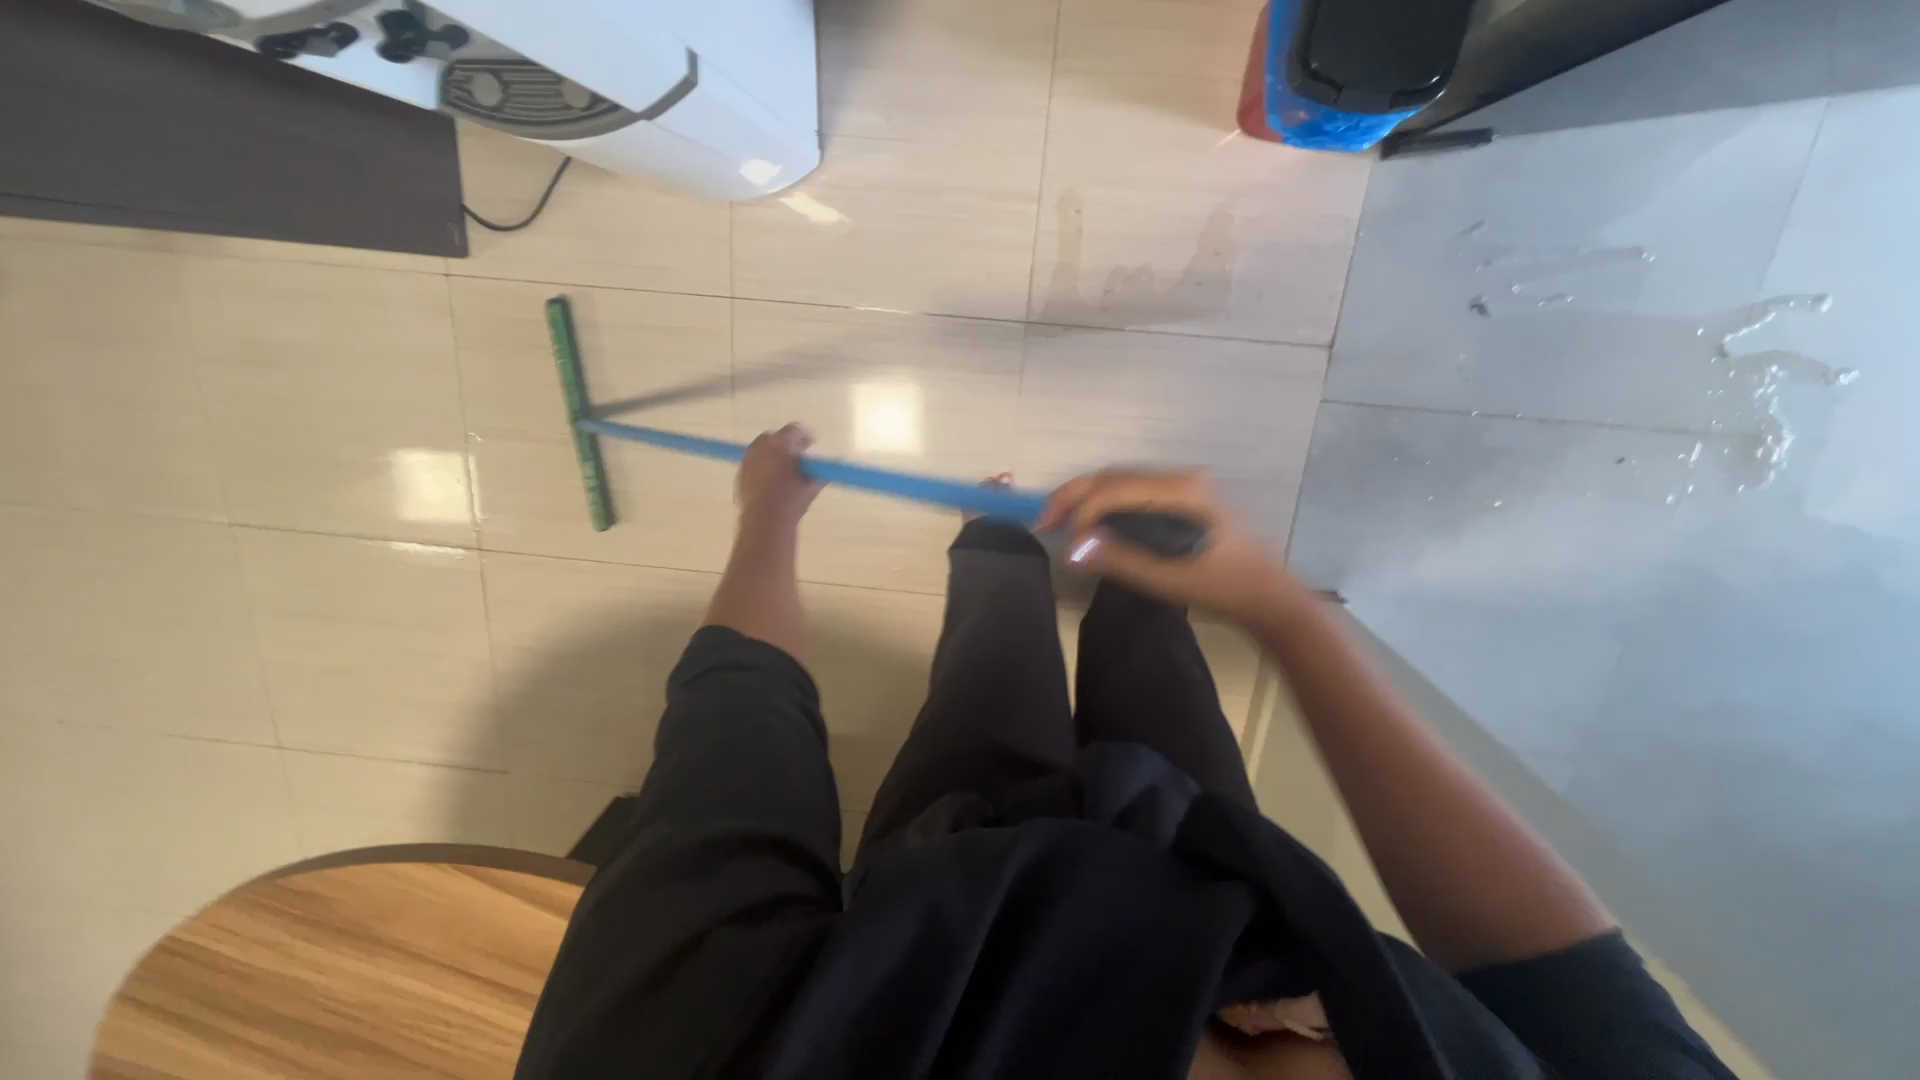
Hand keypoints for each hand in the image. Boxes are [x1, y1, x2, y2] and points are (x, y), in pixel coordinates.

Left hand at [736, 423, 822, 525]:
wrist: (765, 520)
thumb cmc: (791, 500)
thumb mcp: (812, 485)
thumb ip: (818, 472)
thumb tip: (823, 469)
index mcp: (781, 444)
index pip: (794, 430)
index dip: (805, 436)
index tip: (811, 443)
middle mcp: (761, 447)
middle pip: (773, 437)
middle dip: (785, 443)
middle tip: (796, 455)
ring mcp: (747, 461)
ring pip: (760, 450)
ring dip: (771, 455)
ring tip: (782, 469)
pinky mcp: (740, 475)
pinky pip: (752, 465)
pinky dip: (761, 468)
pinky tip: (769, 482)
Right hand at [1039, 468, 1303, 623]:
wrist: (1266, 593)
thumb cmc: (1220, 587)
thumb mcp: (1165, 578)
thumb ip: (1118, 558)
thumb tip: (1072, 549)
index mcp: (1179, 492)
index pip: (1112, 489)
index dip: (1081, 513)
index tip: (1064, 543)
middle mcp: (1179, 478)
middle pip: (1112, 477)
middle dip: (1074, 497)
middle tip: (1044, 523)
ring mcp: (1183, 485)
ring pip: (1120, 482)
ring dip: (1087, 499)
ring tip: (1061, 523)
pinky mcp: (1182, 497)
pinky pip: (1133, 492)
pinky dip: (1107, 504)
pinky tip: (1093, 525)